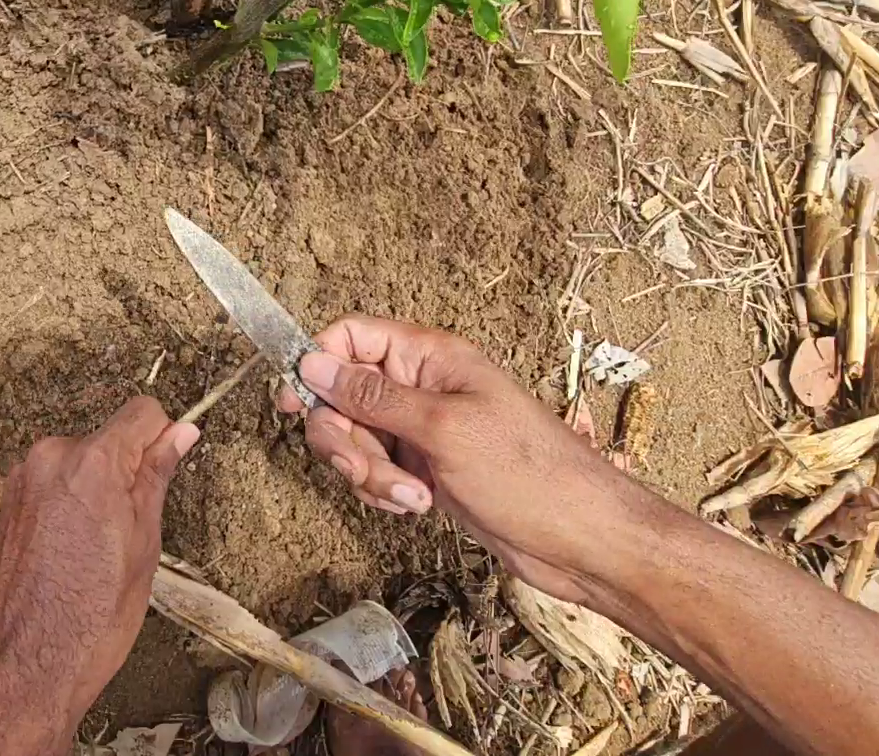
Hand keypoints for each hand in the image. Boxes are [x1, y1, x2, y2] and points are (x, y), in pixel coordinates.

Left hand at [0, 396, 198, 731]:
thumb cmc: (89, 618)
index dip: (161, 438)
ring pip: (81, 460)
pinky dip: (69, 500)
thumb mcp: (143, 544)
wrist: (21, 667)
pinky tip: (69, 548)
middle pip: (109, 437)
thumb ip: (158, 476)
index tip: (163, 472)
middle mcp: (52, 454)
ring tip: (95, 546)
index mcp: (93, 461)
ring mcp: (24, 474)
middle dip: (126, 470)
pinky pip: (54, 479)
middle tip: (128, 529)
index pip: (142, 412)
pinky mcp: (8, 496)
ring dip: (95, 486)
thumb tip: (183, 431)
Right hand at [281, 316, 665, 603]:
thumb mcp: (441, 428)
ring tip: (409, 494)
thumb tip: (312, 362)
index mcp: (427, 356)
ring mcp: (419, 426)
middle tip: (360, 468)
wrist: (584, 542)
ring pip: (354, 435)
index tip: (294, 401)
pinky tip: (414, 503)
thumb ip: (371, 396)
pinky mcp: (422, 463)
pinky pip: (375, 466)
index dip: (317, 362)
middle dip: (343, 436)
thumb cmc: (528, 474)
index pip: (350, 337)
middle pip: (341, 394)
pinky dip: (382, 487)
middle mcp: (417, 384)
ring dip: (366, 470)